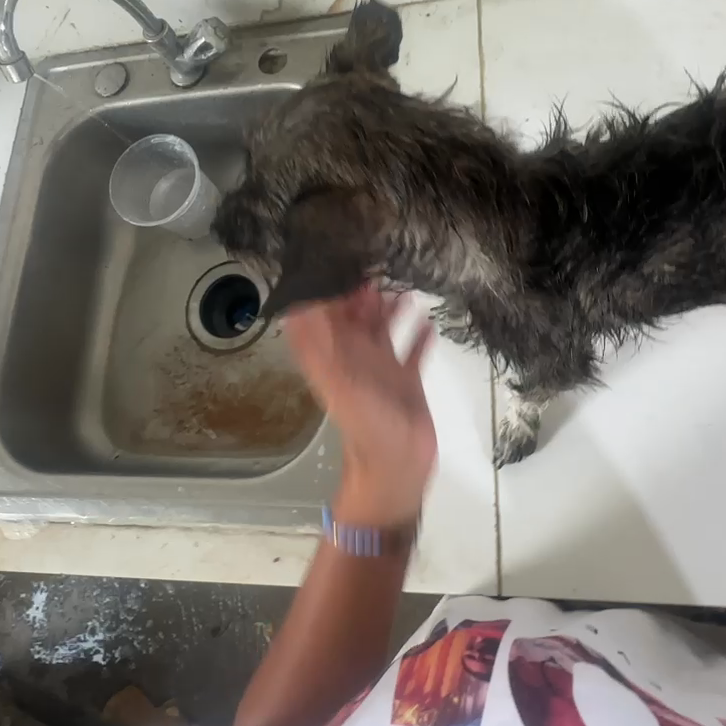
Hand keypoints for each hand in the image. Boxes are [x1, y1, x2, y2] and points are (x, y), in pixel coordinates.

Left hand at [283, 283, 437, 528]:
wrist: (396, 468)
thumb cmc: (365, 424)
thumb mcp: (336, 380)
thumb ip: (318, 343)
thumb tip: (296, 303)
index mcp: (335, 356)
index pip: (325, 314)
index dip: (328, 288)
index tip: (339, 257)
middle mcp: (356, 358)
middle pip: (355, 317)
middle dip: (363, 291)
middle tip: (379, 261)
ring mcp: (383, 370)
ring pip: (384, 329)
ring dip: (392, 308)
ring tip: (406, 286)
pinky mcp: (408, 382)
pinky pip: (413, 351)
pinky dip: (419, 335)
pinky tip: (429, 320)